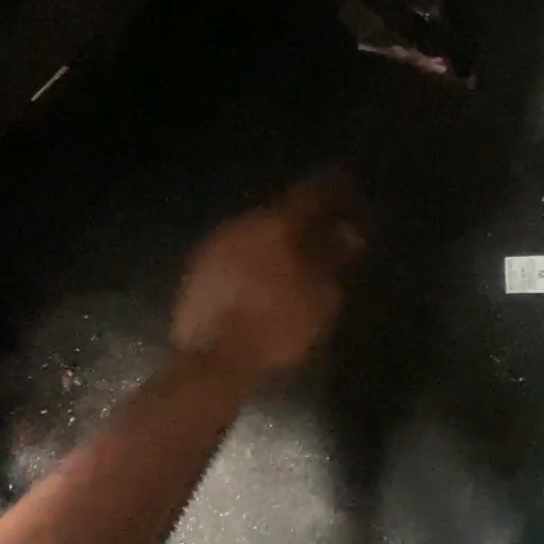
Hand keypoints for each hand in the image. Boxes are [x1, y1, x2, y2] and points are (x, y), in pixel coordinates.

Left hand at [171, 172, 364, 376]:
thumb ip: (332, 259)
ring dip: (272, 240)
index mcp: (276, 225)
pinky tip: (259, 277)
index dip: (332, 189)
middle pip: (278, 213)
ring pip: (252, 233)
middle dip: (300, 219)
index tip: (345, 185)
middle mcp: (242, 224)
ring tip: (291, 256)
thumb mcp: (319, 297)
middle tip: (321, 228)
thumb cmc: (276, 325)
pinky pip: (233, 254)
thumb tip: (346, 233)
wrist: (214, 358)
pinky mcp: (197, 270)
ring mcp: (214, 245)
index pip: (310, 194)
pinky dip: (250, 260)